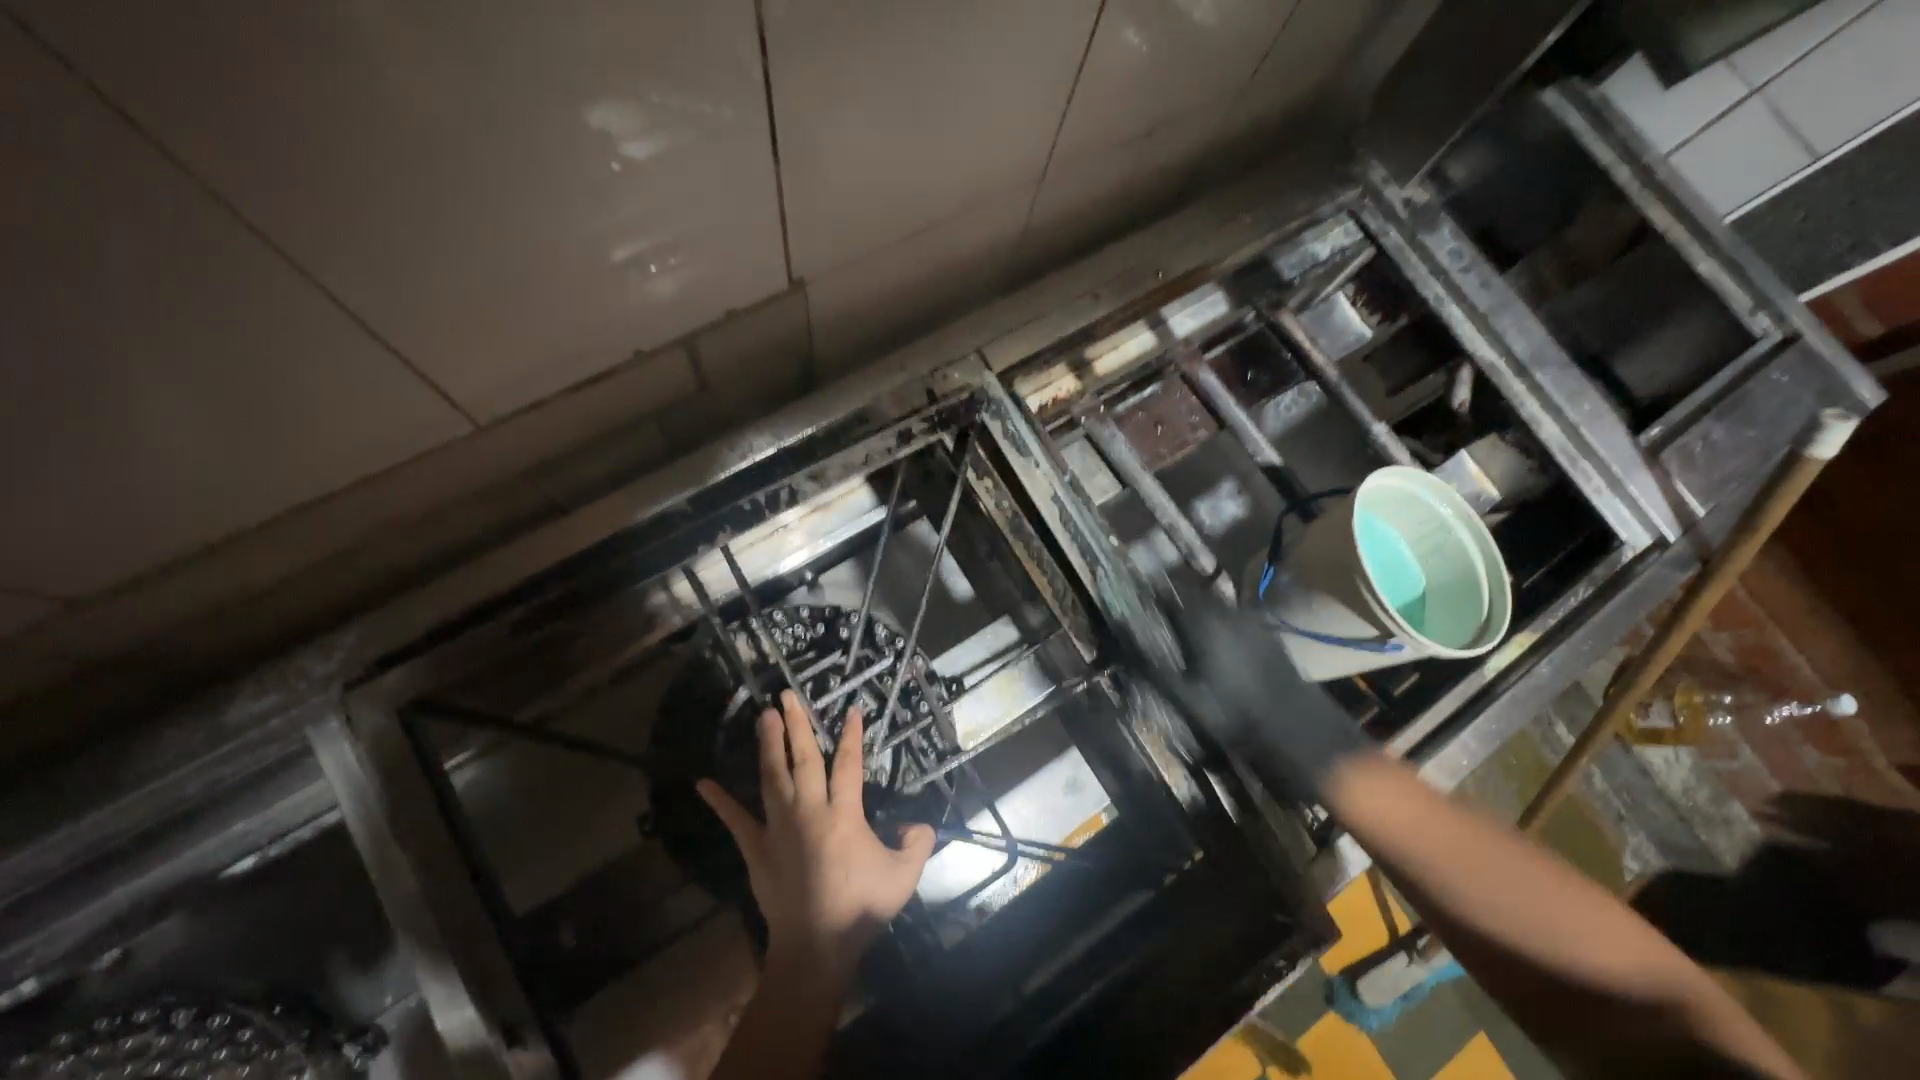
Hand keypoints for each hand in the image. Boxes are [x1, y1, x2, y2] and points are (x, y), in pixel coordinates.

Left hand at [698, 690, 935, 982]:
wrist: (818, 944)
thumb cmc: (862, 907)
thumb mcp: (904, 875)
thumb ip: (916, 843)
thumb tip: (917, 824)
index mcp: (844, 813)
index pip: (848, 764)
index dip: (851, 736)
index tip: (851, 710)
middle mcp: (809, 810)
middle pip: (802, 759)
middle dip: (796, 725)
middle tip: (786, 696)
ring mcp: (778, 828)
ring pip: (771, 777)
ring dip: (767, 745)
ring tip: (763, 718)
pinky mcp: (756, 848)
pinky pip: (735, 820)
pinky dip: (719, 801)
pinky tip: (703, 782)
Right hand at [1143, 592, 1367, 801]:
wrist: (1299, 730)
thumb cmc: (1235, 715)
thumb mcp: (1186, 697)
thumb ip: (1153, 666)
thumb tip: (1123, 644)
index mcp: (1206, 621)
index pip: (1171, 591)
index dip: (1151, 591)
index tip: (1134, 595)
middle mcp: (1230, 613)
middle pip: (1195, 596)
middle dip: (1174, 599)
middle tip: (1156, 611)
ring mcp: (1253, 622)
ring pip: (1217, 607)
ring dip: (1198, 611)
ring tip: (1181, 628)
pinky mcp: (1268, 636)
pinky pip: (1234, 620)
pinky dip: (1218, 624)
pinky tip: (1214, 644)